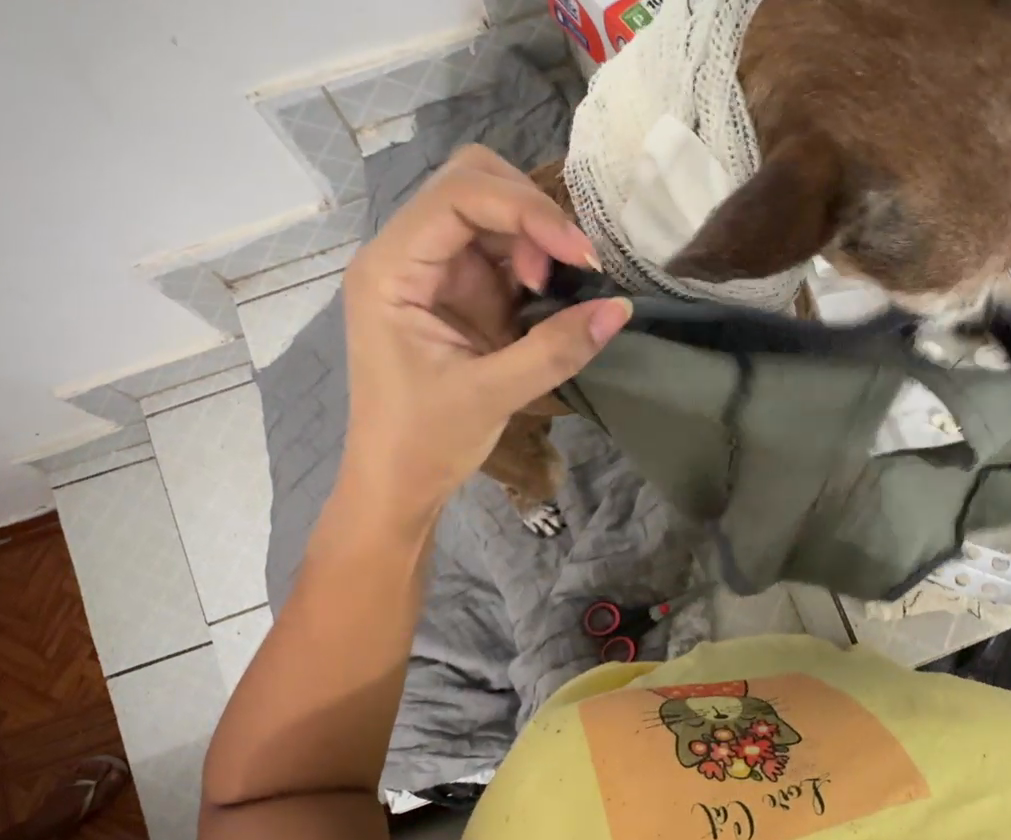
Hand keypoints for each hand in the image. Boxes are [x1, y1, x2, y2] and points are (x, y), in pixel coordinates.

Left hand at [337, 145, 632, 515]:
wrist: (397, 484)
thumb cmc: (424, 443)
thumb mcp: (492, 395)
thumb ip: (555, 349)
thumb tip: (619, 308)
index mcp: (390, 270)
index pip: (458, 197)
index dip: (526, 210)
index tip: (580, 255)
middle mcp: (405, 256)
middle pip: (471, 185)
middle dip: (529, 213)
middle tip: (565, 268)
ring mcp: (431, 273)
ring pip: (490, 214)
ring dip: (535, 239)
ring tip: (556, 291)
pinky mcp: (456, 294)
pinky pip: (500, 254)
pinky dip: (534, 264)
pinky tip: (548, 299)